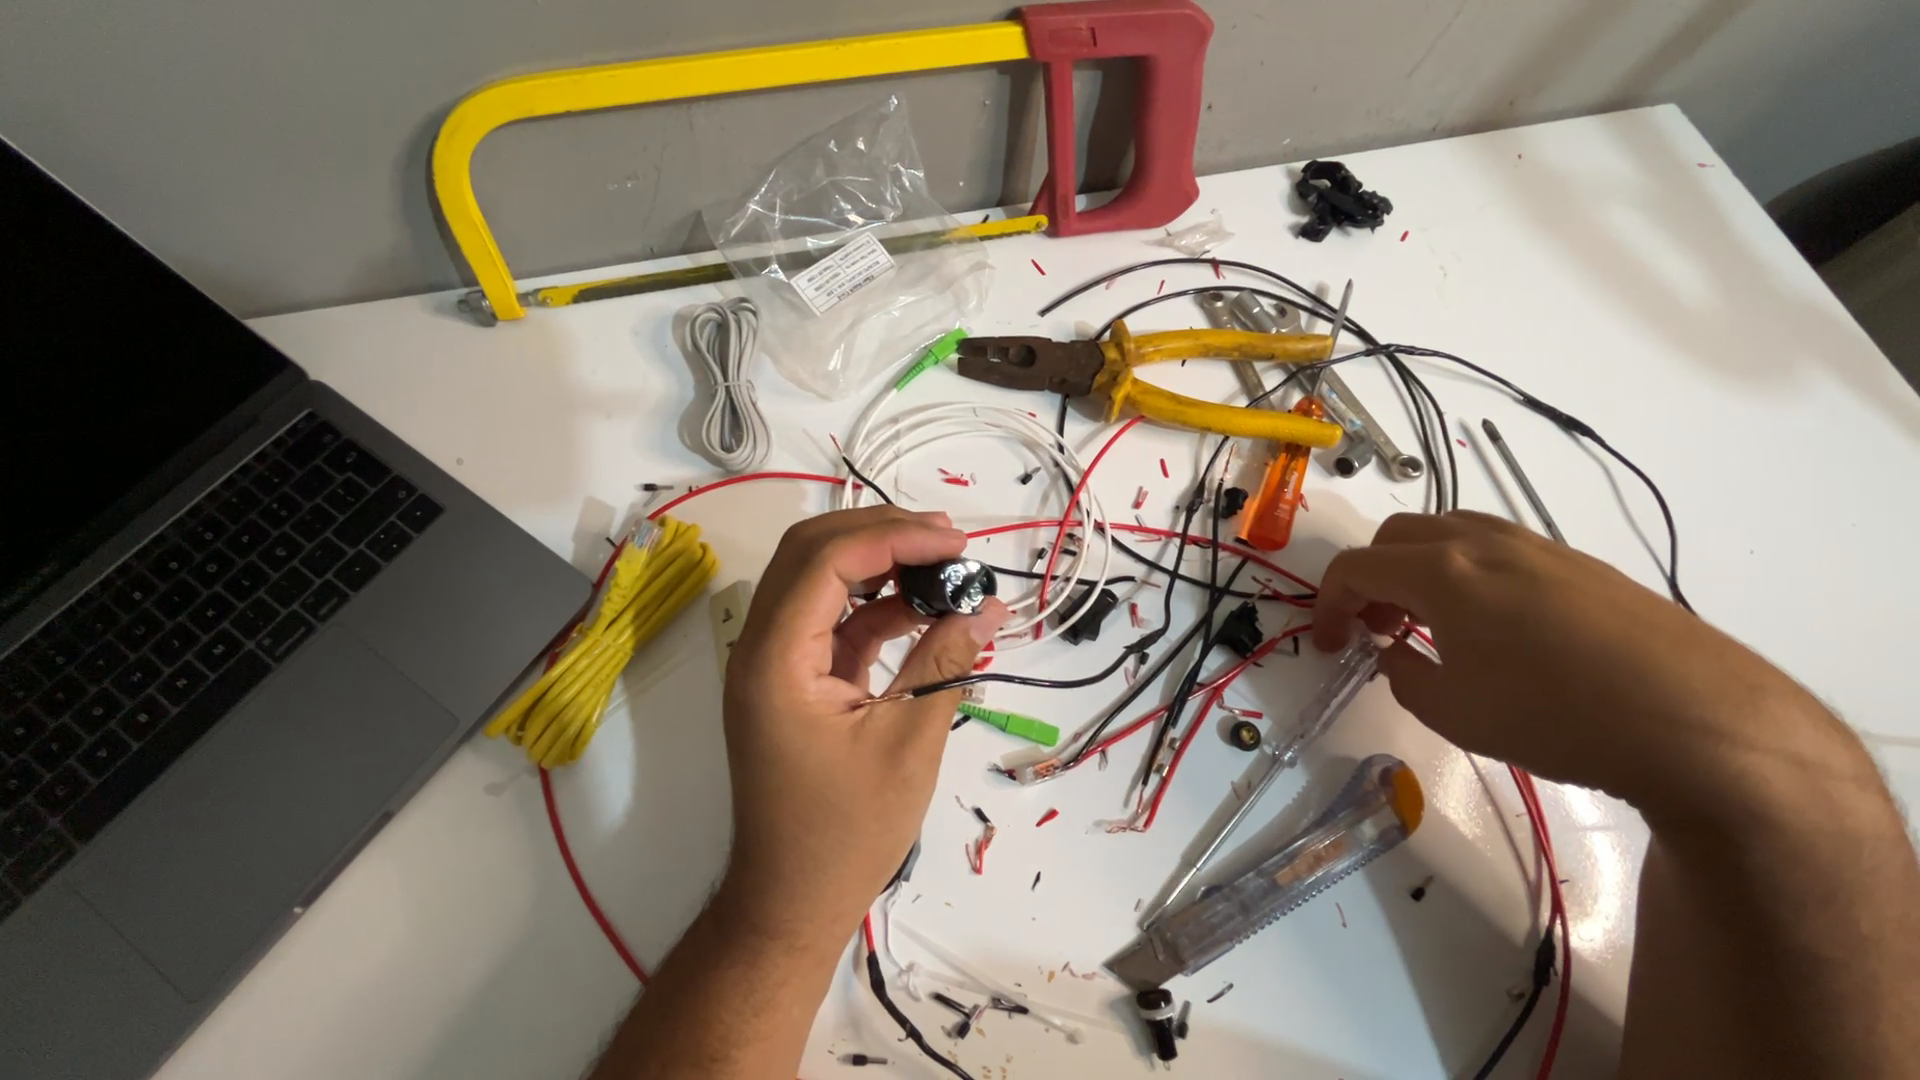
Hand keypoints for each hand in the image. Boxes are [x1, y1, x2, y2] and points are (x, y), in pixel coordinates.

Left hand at [718, 507, 1008, 940]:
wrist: (794, 898)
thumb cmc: (847, 832)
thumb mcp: (909, 742)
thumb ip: (944, 662)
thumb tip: (987, 607)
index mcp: (776, 659)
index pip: (826, 560)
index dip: (894, 538)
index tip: (957, 542)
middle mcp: (762, 647)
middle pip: (812, 553)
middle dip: (882, 534)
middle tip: (949, 539)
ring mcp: (775, 662)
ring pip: (820, 579)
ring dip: (880, 563)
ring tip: (944, 563)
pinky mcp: (796, 679)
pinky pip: (834, 620)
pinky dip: (878, 605)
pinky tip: (925, 606)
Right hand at [1311, 511, 1850, 822]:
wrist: (1702, 721)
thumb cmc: (1555, 717)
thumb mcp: (1453, 712)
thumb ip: (1405, 676)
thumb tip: (1398, 656)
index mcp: (1440, 572)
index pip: (1355, 567)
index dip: (1327, 604)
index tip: (1329, 644)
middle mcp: (1484, 543)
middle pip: (1398, 536)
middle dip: (1372, 578)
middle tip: (1378, 628)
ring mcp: (1540, 547)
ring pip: (1452, 532)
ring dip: (1420, 569)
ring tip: (1433, 622)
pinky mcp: (1585, 566)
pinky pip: (1501, 549)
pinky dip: (1470, 574)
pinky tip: (1497, 627)